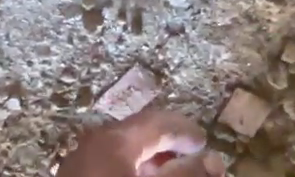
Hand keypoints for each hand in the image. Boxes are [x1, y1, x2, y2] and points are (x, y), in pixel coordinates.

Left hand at [57, 109, 225, 176]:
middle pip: (138, 135)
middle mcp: (95, 143)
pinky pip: (108, 167)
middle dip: (167, 146)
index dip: (183, 130)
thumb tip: (214, 162)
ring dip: (150, 162)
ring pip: (123, 153)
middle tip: (191, 156)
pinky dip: (130, 171)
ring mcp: (80, 163)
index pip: (156, 122)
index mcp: (115, 140)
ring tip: (170, 173)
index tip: (204, 141)